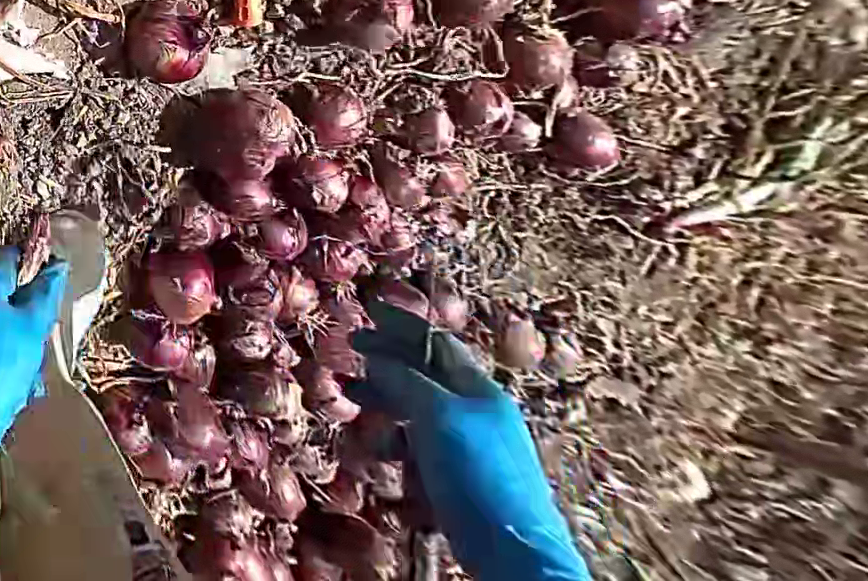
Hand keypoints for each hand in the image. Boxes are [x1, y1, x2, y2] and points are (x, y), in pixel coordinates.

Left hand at [0, 246, 69, 468]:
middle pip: (6, 287)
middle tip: (43, 333)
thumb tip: (58, 264)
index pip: (15, 254)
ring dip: (17, 333)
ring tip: (30, 364)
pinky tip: (14, 378)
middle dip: (28, 307)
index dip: (39, 268)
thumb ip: (46, 292)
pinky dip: (0, 349)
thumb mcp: (33, 326)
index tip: (55, 292)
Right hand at [350, 301, 589, 580]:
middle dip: (386, 362)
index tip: (368, 311)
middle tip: (352, 352)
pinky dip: (395, 442)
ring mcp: (468, 446)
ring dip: (384, 402)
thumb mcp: (437, 415)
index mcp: (478, 389)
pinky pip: (419, 447)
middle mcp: (474, 411)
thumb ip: (404, 379)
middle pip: (423, 373)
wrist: (515, 559)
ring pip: (417, 410)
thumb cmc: (477, 474)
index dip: (401, 325)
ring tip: (353, 400)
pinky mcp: (459, 479)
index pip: (436, 342)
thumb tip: (375, 355)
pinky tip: (376, 451)